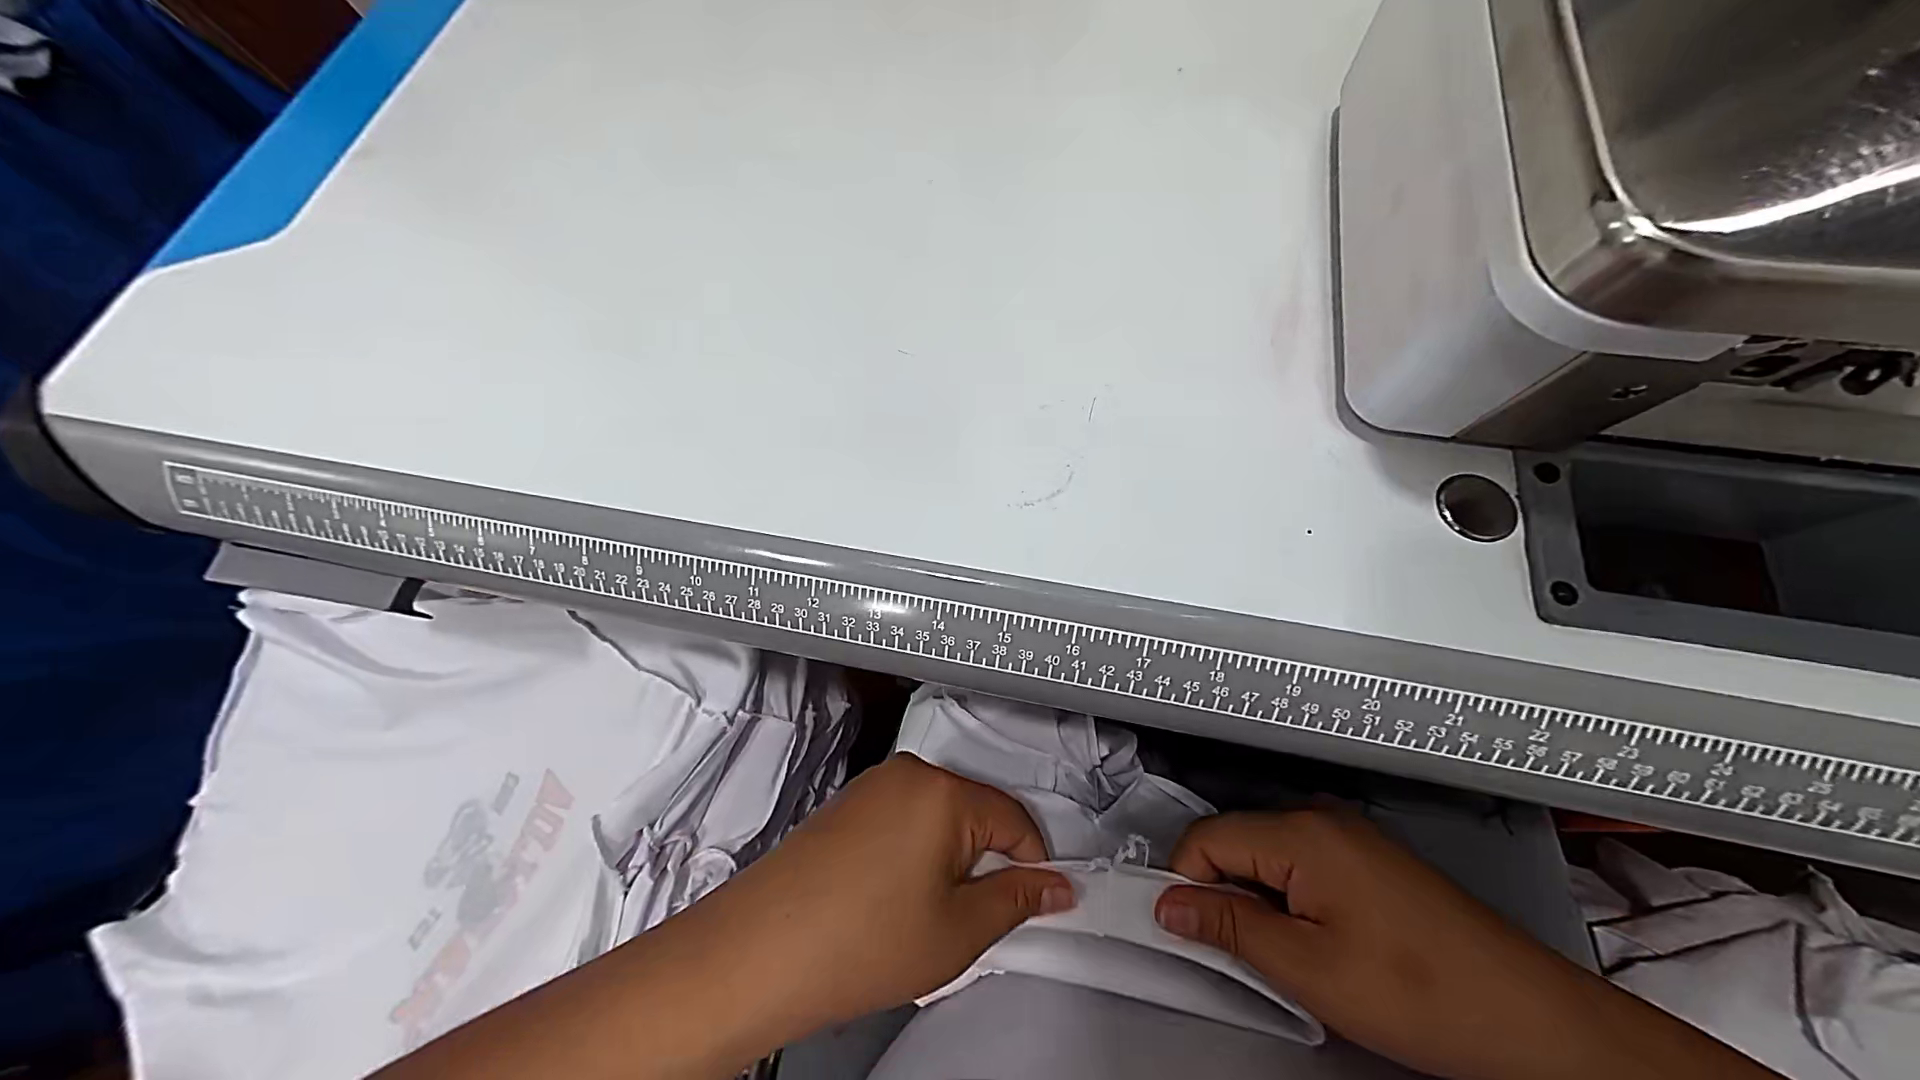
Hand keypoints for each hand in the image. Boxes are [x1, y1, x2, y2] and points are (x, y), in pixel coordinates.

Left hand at [689, 753, 1074, 1029]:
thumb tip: (1050, 886)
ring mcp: (874, 787)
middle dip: (988, 861)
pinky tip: (897, 901)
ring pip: (941, 816)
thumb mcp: (959, 930)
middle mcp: (907, 776)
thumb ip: (1018, 900)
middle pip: (978, 812)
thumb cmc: (844, 940)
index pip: (1017, 819)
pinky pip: (906, 818)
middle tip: (977, 915)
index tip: (1041, 891)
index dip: (1035, 863)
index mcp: (942, 792)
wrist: (760, 952)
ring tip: (927, 915)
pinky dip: (916, 853)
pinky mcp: (850, 804)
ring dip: (950, 859)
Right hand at [1152, 810, 1780, 1079]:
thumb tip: (1170, 905)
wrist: (1534, 1022)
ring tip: (1287, 956)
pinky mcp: (1364, 857)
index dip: (1185, 884)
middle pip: (1233, 842)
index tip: (1186, 928)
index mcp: (1302, 834)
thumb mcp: (1307, 969)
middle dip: (1221, 894)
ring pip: (1263, 855)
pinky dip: (1286, 899)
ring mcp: (1347, 835)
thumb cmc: (1428, 995)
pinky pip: (1297, 863)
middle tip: (1241, 954)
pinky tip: (1315, 942)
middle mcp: (1321, 819)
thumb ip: (1227, 928)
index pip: (1204, 838)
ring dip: (1255, 900)